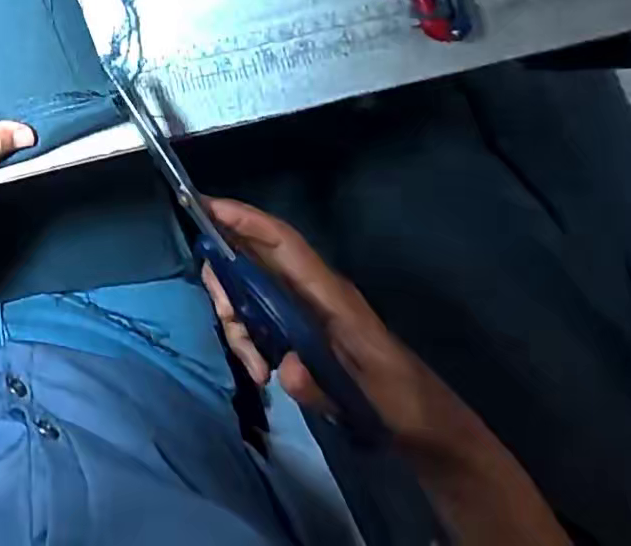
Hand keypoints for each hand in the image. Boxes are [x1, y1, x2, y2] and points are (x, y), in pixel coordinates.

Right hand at [201, 197, 480, 458]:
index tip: (203, 205)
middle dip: (223, 284)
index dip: (243, 217)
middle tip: (227, 321)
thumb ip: (321, 385)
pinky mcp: (291, 323)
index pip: (281, 241)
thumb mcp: (367, 402)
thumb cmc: (403, 402)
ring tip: (254, 367)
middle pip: (247, 260)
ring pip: (242, 290)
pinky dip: (244, 337)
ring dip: (234, 322)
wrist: (427, 426)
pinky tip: (259, 370)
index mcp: (328, 293)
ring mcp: (296, 305)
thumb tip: (282, 369)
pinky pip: (251, 313)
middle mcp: (306, 289)